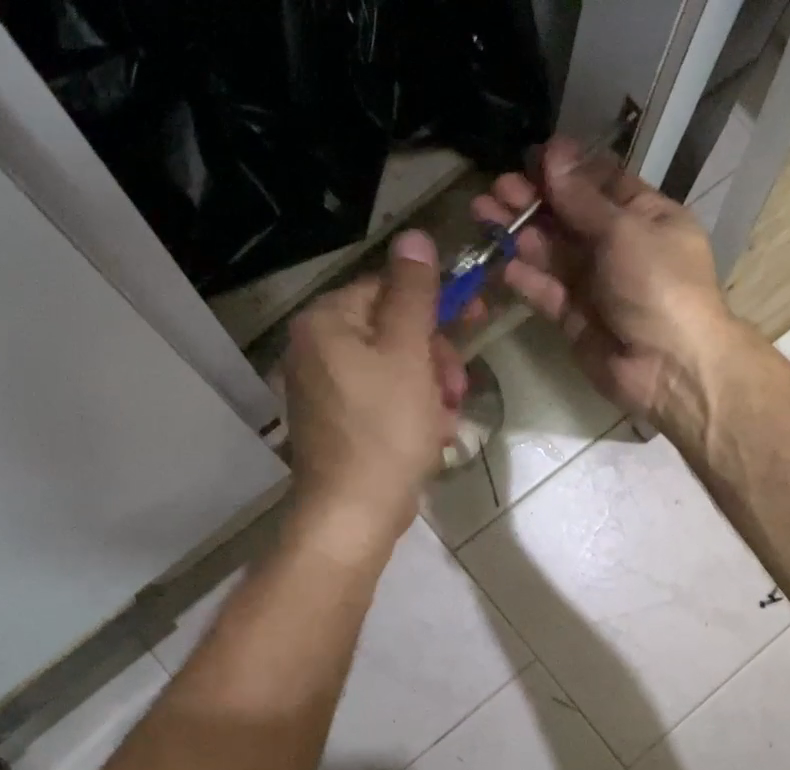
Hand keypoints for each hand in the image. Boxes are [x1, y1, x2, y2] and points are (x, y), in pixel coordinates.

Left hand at [282, 230, 465, 552]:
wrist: (355, 512)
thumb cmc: (386, 428)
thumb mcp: (409, 353)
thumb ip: (414, 292)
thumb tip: (415, 236)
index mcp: (325, 323)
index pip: (386, 288)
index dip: (435, 303)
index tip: (475, 319)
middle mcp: (314, 349)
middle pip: (391, 330)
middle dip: (434, 357)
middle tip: (458, 386)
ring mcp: (323, 390)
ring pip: (393, 368)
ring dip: (430, 388)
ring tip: (447, 419)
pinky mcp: (337, 423)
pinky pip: (383, 400)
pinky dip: (412, 412)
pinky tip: (432, 435)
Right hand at [473, 139, 743, 422]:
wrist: (672, 367)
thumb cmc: (659, 284)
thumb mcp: (625, 230)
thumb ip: (582, 199)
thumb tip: (552, 154)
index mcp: (647, 217)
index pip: (602, 183)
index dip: (567, 169)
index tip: (530, 158)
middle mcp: (621, 247)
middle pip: (570, 216)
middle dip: (534, 201)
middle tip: (496, 189)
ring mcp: (597, 285)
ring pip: (553, 253)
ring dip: (520, 233)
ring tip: (483, 214)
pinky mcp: (577, 320)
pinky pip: (548, 292)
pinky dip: (526, 278)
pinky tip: (502, 264)